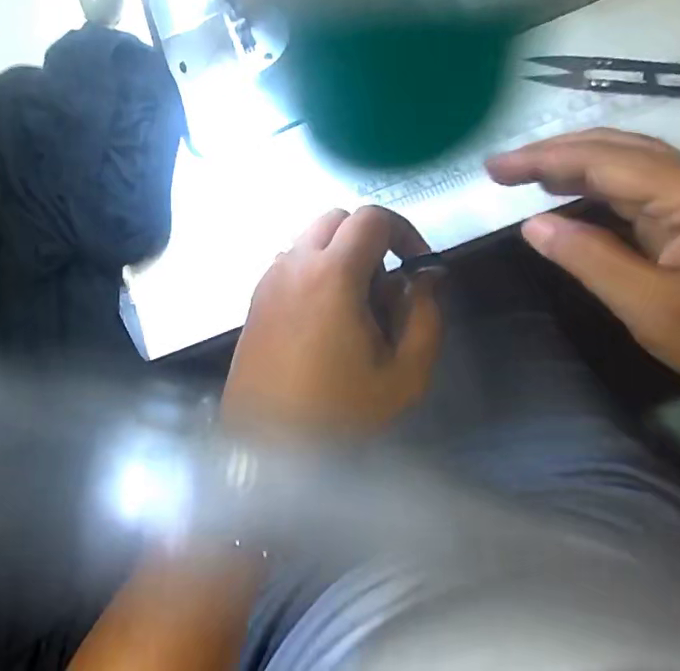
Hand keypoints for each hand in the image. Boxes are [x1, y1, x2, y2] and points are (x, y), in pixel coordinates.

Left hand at [223, 206, 442, 439]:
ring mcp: (268, 283)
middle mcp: (292, 266)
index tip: (419, 268)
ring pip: (312, 239)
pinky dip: (316, 272)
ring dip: (342, 256)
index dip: (405, 232)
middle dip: (372, 241)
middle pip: (338, 220)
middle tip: (386, 290)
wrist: (264, 462)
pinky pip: (291, 264)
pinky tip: (326, 324)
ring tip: (357, 311)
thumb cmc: (340, 417)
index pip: (372, 218)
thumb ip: (424, 314)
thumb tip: (423, 276)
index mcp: (331, 275)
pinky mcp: (254, 303)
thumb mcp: (405, 374)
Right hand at [486, 129, 679, 408]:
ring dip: (584, 169)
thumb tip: (535, 224)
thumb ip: (593, 261)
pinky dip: (610, 193)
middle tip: (504, 170)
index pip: (606, 158)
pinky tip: (586, 202)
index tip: (495, 168)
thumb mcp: (659, 312)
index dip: (545, 158)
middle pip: (622, 150)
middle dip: (559, 154)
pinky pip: (654, 195)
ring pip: (638, 168)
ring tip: (533, 178)